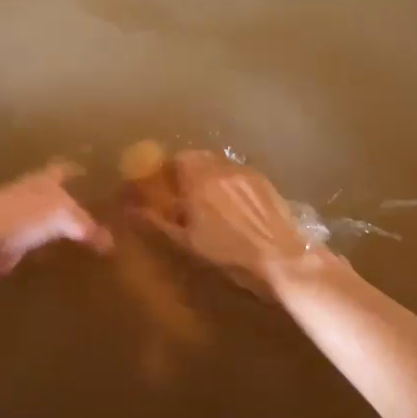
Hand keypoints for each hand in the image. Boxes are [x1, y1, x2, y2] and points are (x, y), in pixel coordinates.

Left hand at [0, 161, 113, 285]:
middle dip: (70, 199)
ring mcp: (14, 220)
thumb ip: (86, 225)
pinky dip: (45, 250)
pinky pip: (32, 246)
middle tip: (95, 211)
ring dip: (57, 226)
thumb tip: (109, 243)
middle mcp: (27, 195)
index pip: (63, 169)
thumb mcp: (61, 215)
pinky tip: (57, 258)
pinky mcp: (5, 246)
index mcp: (40, 181)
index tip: (93, 173)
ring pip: (42, 220)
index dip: (77, 170)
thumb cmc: (18, 216)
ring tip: (81, 237)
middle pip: (52, 194)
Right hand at [131, 150, 324, 291]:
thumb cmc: (231, 255)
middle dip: (186, 172)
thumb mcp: (188, 242)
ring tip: (210, 202)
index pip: (175, 159)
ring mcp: (245, 172)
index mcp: (199, 179)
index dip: (166, 172)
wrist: (284, 259)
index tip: (161, 188)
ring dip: (208, 176)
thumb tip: (131, 210)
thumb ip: (158, 221)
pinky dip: (228, 183)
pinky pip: (237, 174)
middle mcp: (221, 167)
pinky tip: (234, 207)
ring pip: (218, 165)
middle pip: (197, 158)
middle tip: (184, 196)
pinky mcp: (264, 181)